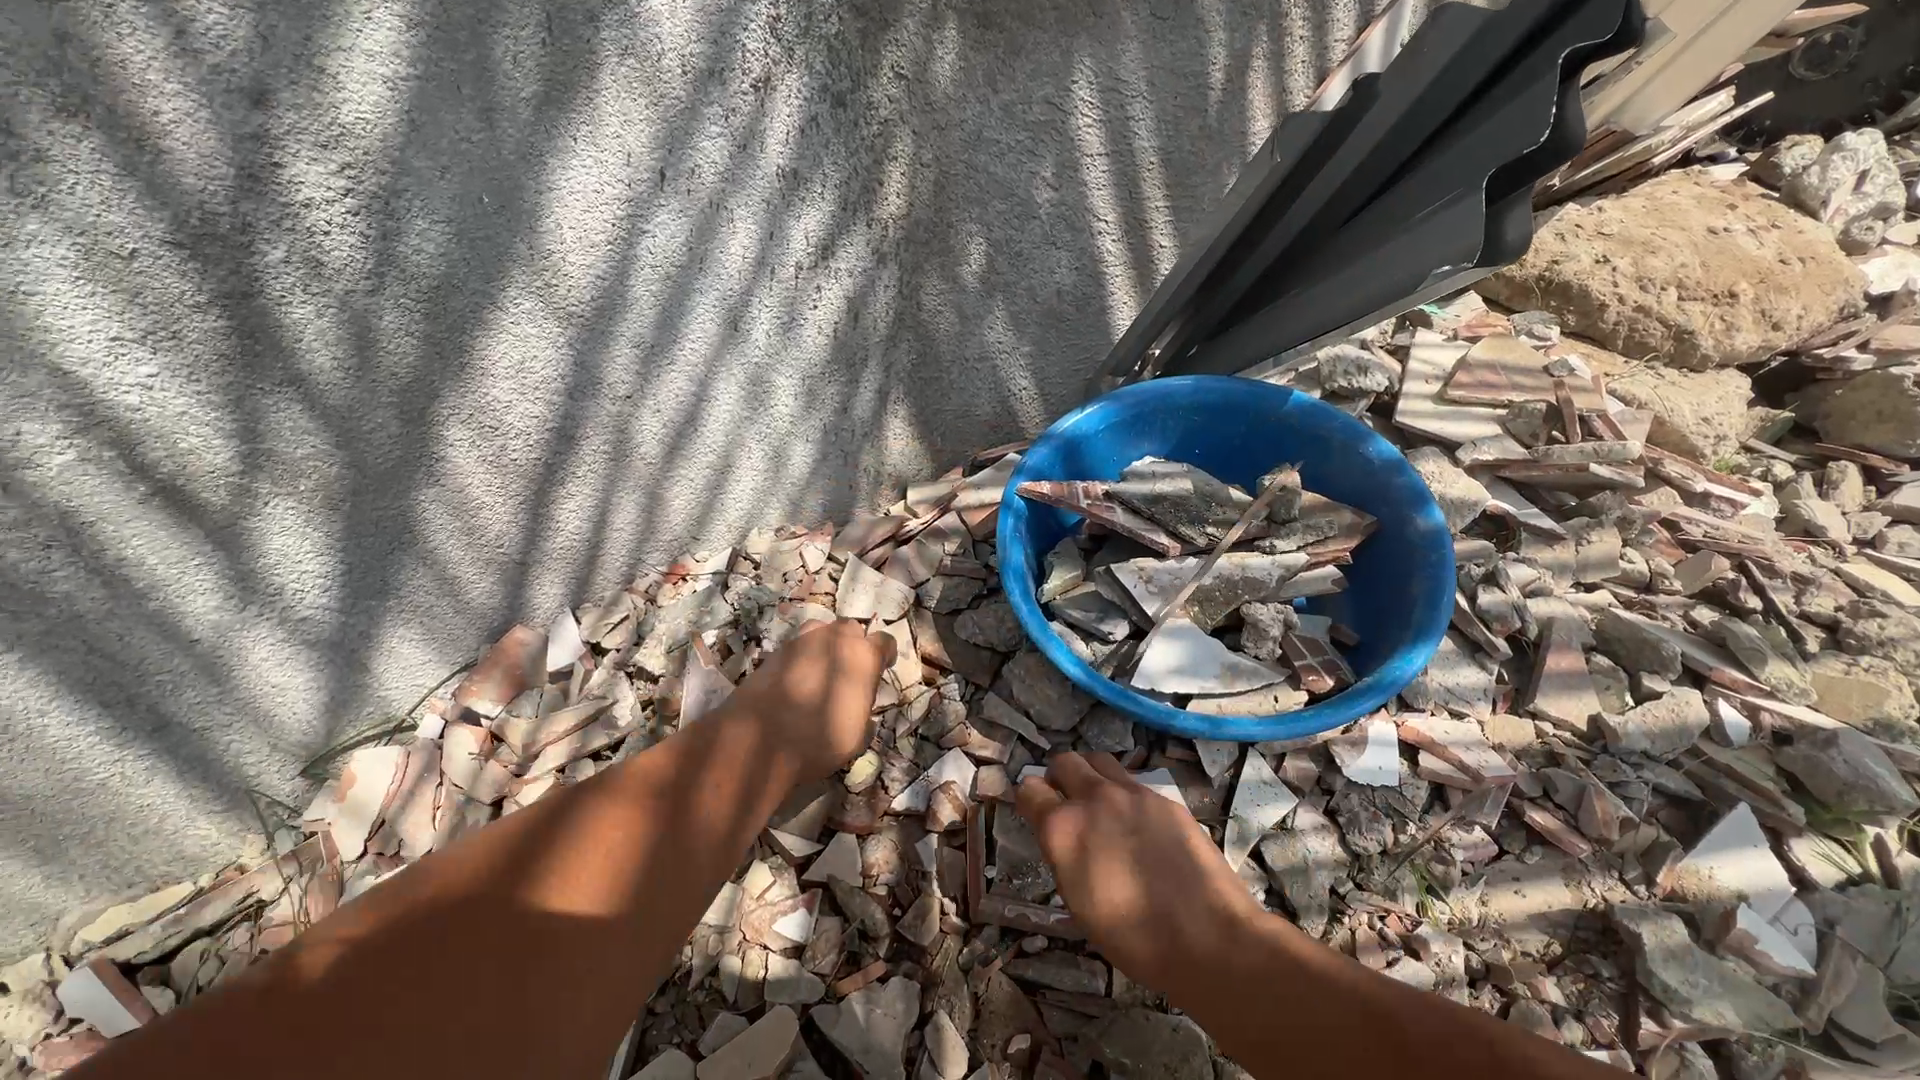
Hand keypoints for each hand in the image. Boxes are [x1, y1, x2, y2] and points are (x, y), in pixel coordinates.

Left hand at [727, 618, 894, 779]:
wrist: (760, 740)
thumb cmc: (819, 741)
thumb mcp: (856, 739)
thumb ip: (865, 716)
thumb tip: (863, 715)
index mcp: (863, 657)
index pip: (884, 641)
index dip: (885, 654)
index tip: (883, 667)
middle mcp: (834, 640)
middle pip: (851, 629)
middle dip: (855, 644)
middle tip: (852, 668)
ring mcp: (802, 641)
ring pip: (822, 629)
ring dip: (827, 642)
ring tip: (824, 666)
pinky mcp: (775, 651)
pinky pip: (797, 644)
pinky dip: (802, 655)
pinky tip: (798, 677)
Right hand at [1017, 752, 1266, 995]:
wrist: (1208, 938)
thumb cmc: (1133, 939)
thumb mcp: (1077, 902)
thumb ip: (1064, 856)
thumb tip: (1064, 838)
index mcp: (1062, 828)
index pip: (1028, 790)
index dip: (1029, 800)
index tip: (1035, 812)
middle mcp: (1093, 798)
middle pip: (1064, 761)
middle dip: (1058, 777)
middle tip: (1066, 801)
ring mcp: (1133, 794)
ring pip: (1100, 760)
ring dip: (1092, 775)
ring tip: (1100, 804)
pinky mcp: (1166, 798)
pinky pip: (1134, 782)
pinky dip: (1125, 794)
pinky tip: (1138, 824)